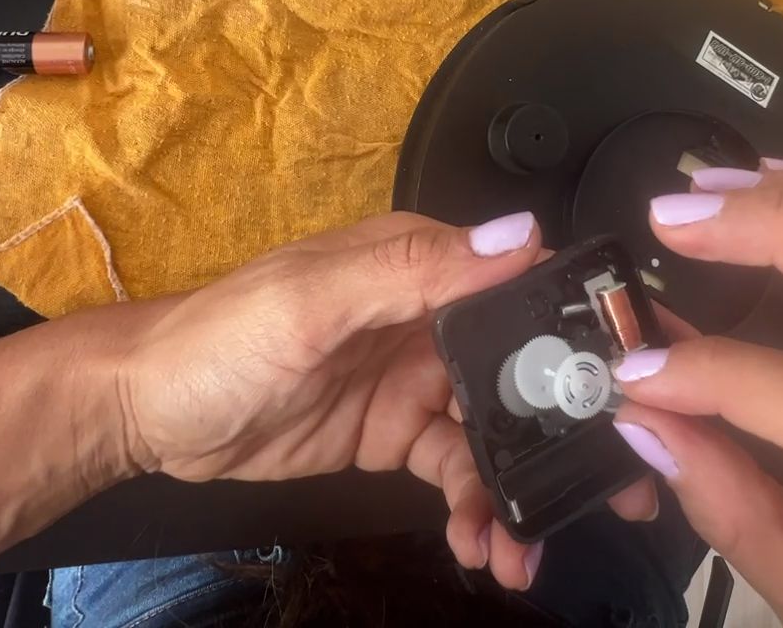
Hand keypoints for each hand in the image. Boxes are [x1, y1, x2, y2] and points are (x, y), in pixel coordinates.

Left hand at [102, 211, 657, 590]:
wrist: (152, 411)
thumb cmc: (227, 337)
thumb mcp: (315, 299)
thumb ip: (416, 269)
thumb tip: (523, 232)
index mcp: (424, 266)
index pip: (522, 286)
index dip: (580, 333)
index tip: (630, 390)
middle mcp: (433, 315)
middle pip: (523, 369)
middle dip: (566, 429)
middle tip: (613, 490)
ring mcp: (418, 377)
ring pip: (497, 431)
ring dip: (520, 487)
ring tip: (522, 550)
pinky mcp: (398, 430)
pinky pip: (457, 468)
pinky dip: (476, 506)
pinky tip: (479, 544)